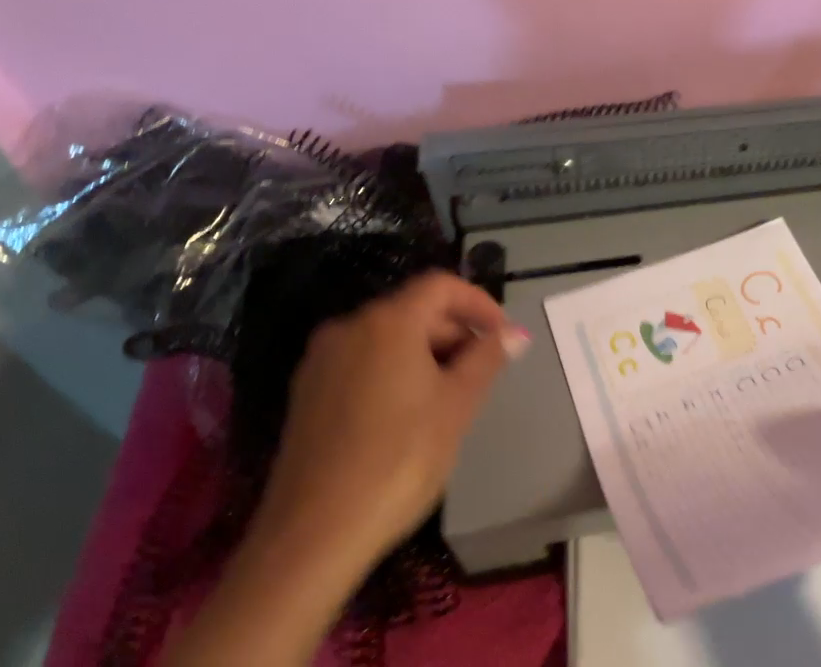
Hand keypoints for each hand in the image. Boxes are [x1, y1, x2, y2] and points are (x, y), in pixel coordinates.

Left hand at [166, 273, 527, 665]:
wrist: (314, 533)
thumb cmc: (399, 460)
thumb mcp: (456, 406)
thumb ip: (486, 359)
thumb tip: (514, 333)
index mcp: (388, 322)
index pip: (441, 286)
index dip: (479, 303)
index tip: (504, 336)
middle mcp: (348, 328)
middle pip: (412, 310)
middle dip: (453, 332)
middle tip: (483, 372)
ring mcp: (321, 361)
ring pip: (386, 339)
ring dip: (425, 354)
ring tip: (451, 397)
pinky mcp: (306, 394)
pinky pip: (362, 364)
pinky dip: (393, 372)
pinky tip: (408, 415)